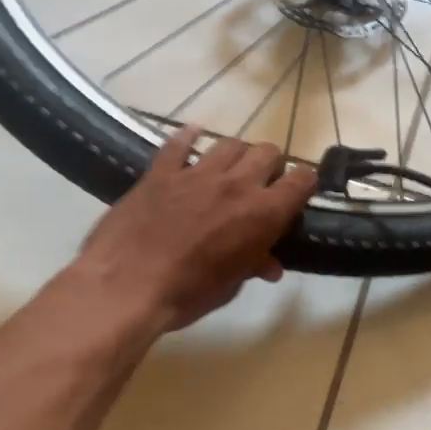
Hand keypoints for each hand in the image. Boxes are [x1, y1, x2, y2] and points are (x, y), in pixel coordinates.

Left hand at [66, 127, 317, 330]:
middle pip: (268, 152)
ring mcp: (198, 173)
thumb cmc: (188, 293)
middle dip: (271, 165)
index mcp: (264, 213)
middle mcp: (238, 184)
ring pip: (230, 143)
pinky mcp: (162, 172)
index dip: (305, 183)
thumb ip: (253, 264)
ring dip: (236, 154)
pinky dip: (188, 137)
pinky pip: (179, 143)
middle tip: (261, 183)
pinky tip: (192, 135)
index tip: (299, 192)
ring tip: (229, 168)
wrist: (125, 287)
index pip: (302, 180)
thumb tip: (270, 265)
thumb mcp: (231, 285)